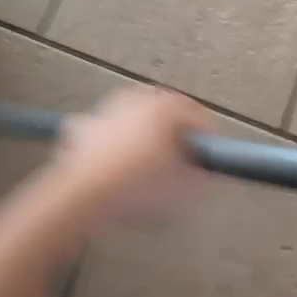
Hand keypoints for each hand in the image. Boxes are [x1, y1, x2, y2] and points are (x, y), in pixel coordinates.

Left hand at [48, 86, 212, 220]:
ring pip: (136, 116)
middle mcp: (138, 99)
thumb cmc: (135, 186)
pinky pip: (104, 129)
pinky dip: (111, 140)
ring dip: (145, 133)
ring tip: (149, 160)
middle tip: (183, 158)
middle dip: (177, 132)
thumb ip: (205, 178)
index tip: (213, 153)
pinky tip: (113, 158)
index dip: (209, 136)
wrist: (83, 197)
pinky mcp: (86, 128)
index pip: (198, 115)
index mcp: (166, 106)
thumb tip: (212, 175)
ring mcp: (109, 110)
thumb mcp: (184, 188)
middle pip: (167, 112)